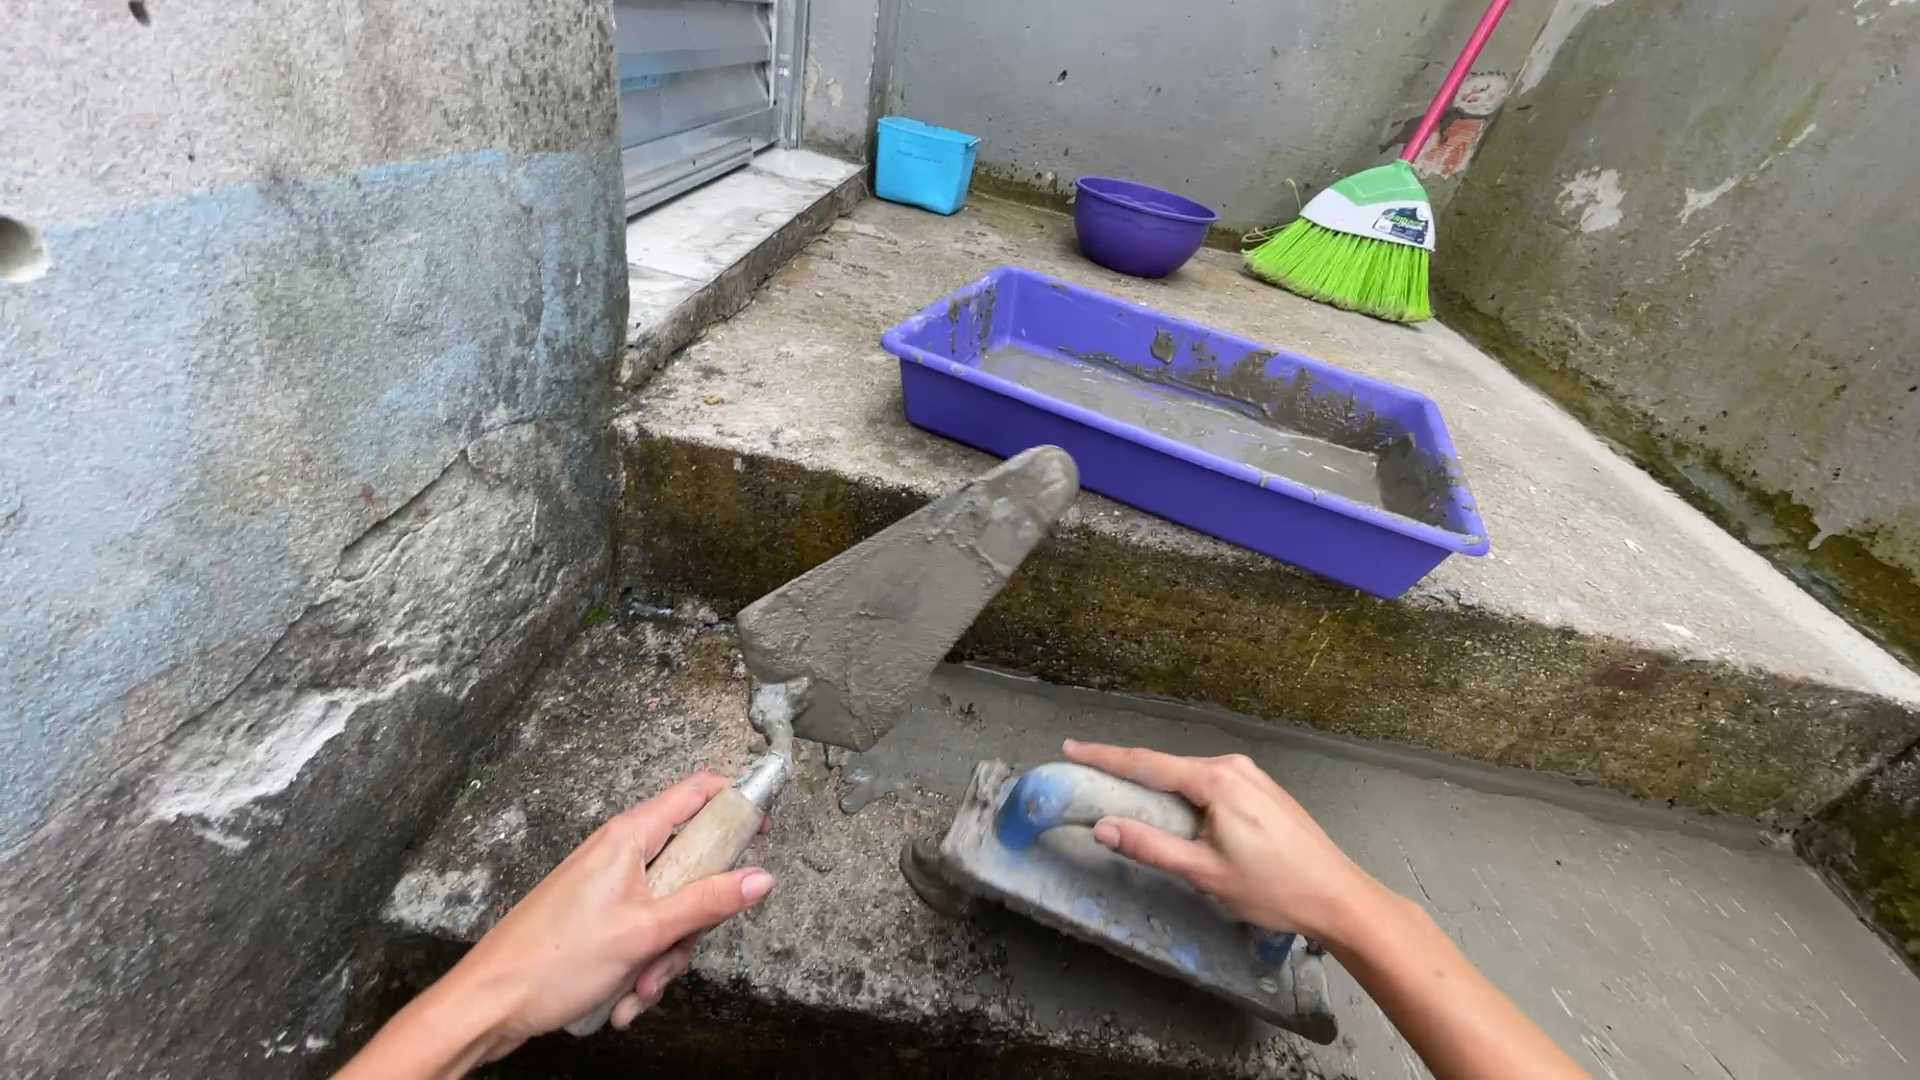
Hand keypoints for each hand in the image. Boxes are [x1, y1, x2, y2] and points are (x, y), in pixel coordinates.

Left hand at [339, 772, 775, 1077]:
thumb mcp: (645, 932)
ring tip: (641, 989)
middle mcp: (622, 851)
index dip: (737, 800)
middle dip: (696, 913)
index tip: (762, 831)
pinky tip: (623, 999)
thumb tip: (763, 878)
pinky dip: (642, 964)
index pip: (698, 791)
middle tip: (686, 944)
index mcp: (632, 835)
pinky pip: (643, 928)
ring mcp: (609, 884)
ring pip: (670, 904)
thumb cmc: (553, 961)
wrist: (480, 1010)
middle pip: (691, 861)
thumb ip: (709, 902)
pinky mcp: (598, 914)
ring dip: (666, 952)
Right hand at [1063, 742, 1589, 1079]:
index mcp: (1215, 779)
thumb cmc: (1273, 889)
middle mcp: (1231, 765)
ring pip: (1187, 774)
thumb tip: (1102, 826)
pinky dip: (1182, 790)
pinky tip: (1176, 807)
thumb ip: (1151, 846)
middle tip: (1091, 774)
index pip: (1146, 763)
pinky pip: (1207, 780)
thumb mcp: (1205, 873)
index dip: (1104, 756)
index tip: (1070, 747)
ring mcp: (1248, 773)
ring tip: (1128, 795)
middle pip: (1166, 765)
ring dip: (1156, 783)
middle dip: (1127, 770)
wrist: (1341, 898)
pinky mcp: (1259, 786)